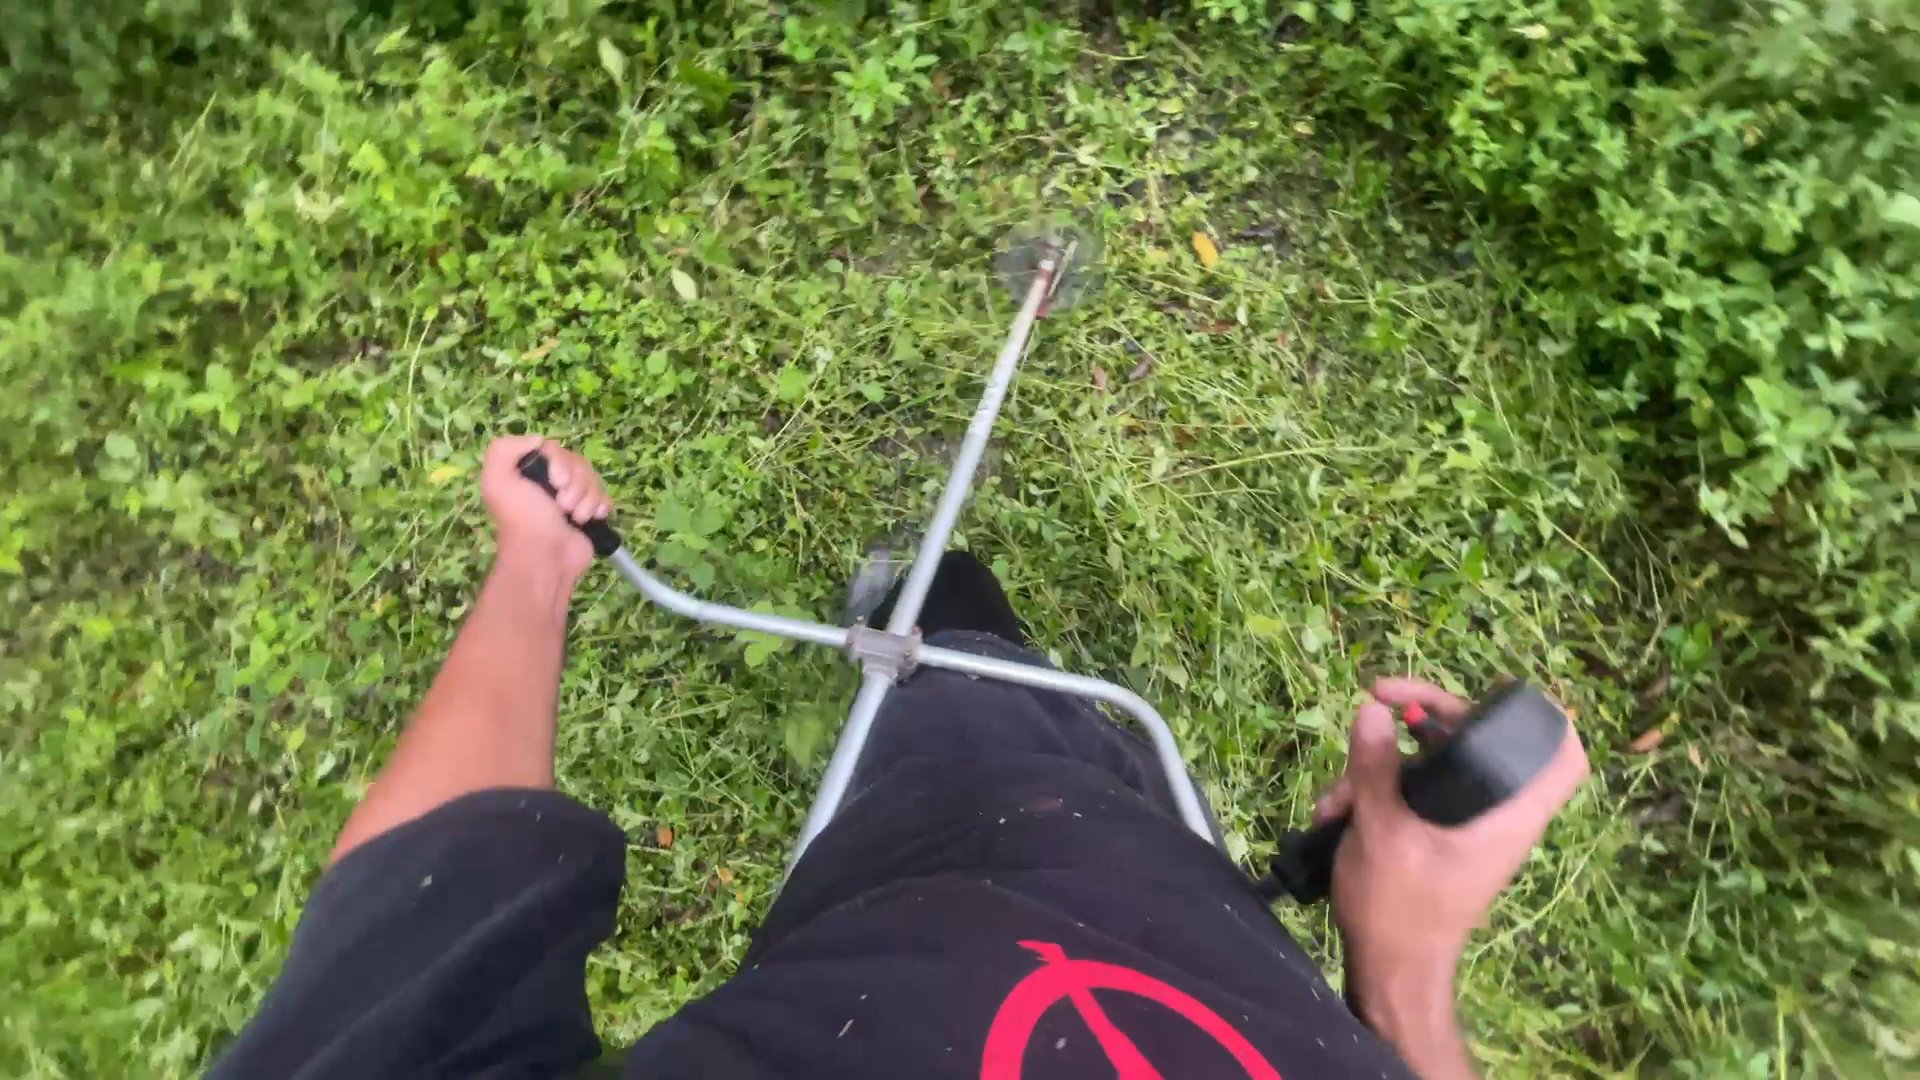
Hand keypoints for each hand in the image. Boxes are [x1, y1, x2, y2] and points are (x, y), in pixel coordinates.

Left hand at [479, 435, 609, 581]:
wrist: (547, 557)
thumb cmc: (524, 519)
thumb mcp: (498, 480)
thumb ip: (505, 449)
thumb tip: (539, 441)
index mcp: (528, 471)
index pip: (556, 450)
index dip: (561, 464)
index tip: (555, 483)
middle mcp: (549, 482)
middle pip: (579, 463)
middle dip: (575, 485)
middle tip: (563, 506)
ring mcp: (572, 497)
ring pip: (593, 480)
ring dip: (587, 499)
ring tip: (575, 518)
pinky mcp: (590, 512)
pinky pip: (604, 497)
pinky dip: (600, 507)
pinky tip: (592, 518)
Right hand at [1317, 677, 1587, 1071]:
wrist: (1388, 967)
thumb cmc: (1397, 906)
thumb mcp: (1380, 830)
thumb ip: (1375, 767)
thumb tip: (1372, 708)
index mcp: (1505, 815)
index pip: (1561, 755)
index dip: (1535, 713)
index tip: (1480, 690)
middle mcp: (1490, 813)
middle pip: (1473, 739)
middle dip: (1417, 716)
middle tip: (1373, 699)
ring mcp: (1457, 822)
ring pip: (1425, 762)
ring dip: (1373, 765)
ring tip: (1336, 798)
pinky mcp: (1428, 830)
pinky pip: (1403, 787)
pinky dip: (1367, 789)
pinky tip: (1334, 812)